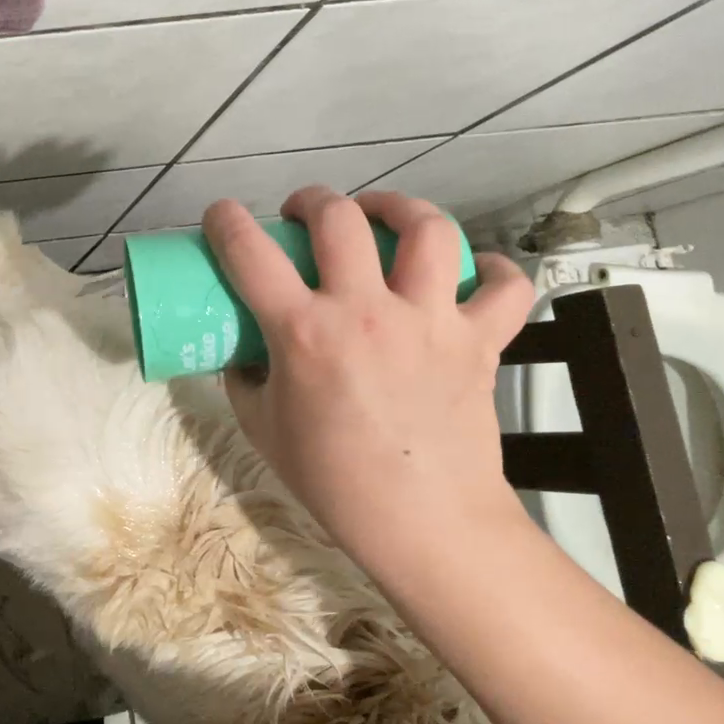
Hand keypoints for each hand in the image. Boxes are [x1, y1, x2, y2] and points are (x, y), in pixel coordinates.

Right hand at [202, 187, 534, 571]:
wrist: (422, 523)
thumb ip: (245, 378)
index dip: (227, 222)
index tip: (221, 213)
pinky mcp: (479, 341)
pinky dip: (490, 270)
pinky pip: (502, 286)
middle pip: (339, 219)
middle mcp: (366, 311)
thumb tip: (244, 353)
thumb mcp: (262, 426)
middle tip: (304, 214)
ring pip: (427, 230)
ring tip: (383, 215)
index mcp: (304, 332)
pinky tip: (472, 271)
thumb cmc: (331, 478)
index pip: (251, 255)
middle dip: (312, 200)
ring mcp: (430, 321)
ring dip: (399, 208)